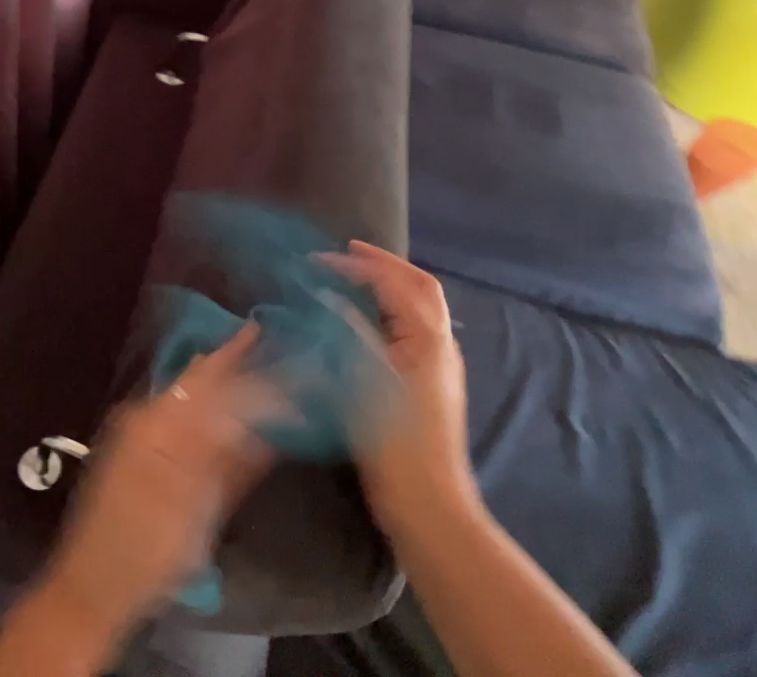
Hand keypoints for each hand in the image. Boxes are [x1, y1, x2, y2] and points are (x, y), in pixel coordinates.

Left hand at [38, 323, 279, 633]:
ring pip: (190, 402)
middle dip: (231, 362)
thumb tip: (268, 414)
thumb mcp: (192, 505)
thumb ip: (228, 458)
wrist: (95, 584)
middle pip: (197, 384)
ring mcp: (143, 441)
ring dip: (222, 385)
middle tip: (266, 338)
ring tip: (257, 364)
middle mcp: (146, 421)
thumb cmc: (143, 546)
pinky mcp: (144, 463)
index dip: (236, 354)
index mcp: (154, 422)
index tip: (268, 331)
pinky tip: (232, 417)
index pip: (205, 377)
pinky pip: (182, 425)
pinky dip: (210, 416)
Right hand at [319, 241, 478, 534]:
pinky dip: (384, 313)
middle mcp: (440, 346)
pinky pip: (408, 331)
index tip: (317, 260)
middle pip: (419, 288)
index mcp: (428, 339)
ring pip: (417, 309)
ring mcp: (436, 366)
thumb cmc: (393, 439)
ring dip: (386, 287)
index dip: (358, 265)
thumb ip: (348, 331)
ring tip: (347, 280)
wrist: (426, 502)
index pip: (395, 283)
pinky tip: (357, 323)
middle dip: (383, 265)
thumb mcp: (364, 380)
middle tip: (346, 252)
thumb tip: (327, 296)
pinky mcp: (424, 384)